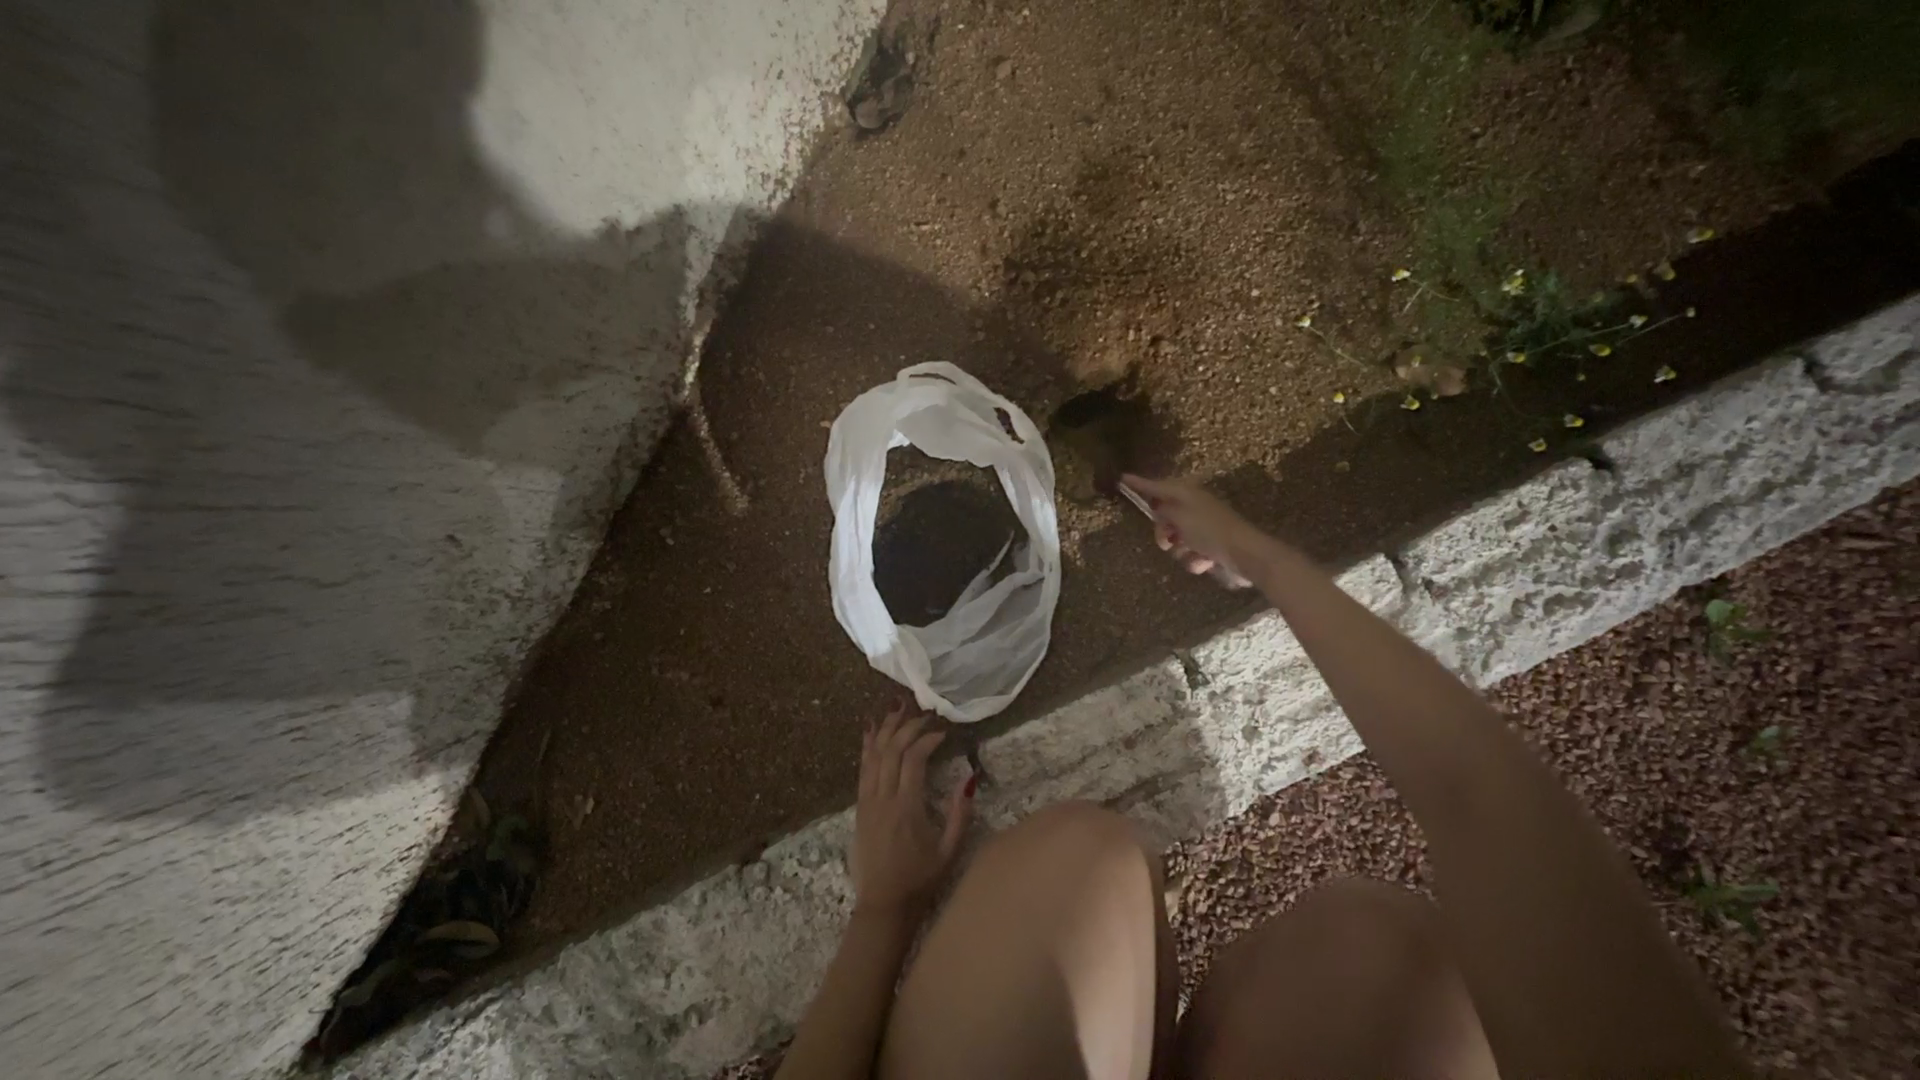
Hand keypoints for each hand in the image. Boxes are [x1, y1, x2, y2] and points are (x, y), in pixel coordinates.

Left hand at [852, 702, 972, 919]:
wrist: (884, 904)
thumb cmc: (921, 879)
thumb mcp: (950, 851)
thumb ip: (961, 814)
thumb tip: (970, 778)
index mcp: (907, 808)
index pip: (914, 760)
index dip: (927, 740)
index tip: (943, 732)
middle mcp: (884, 799)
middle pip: (892, 751)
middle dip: (907, 727)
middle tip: (924, 714)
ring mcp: (868, 802)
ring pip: (874, 755)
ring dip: (886, 729)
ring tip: (897, 707)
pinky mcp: (860, 807)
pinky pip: (863, 769)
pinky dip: (868, 747)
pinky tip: (872, 731)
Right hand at [1122, 473, 1258, 583]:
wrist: (1243, 554)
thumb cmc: (1209, 530)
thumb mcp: (1180, 516)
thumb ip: (1163, 510)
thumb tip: (1157, 507)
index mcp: (1187, 494)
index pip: (1158, 486)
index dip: (1140, 484)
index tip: (1122, 478)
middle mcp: (1194, 508)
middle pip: (1165, 517)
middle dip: (1163, 531)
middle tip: (1167, 541)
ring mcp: (1203, 528)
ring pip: (1176, 539)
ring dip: (1181, 549)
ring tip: (1193, 553)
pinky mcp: (1210, 547)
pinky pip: (1190, 553)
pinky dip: (1195, 559)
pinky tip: (1205, 562)